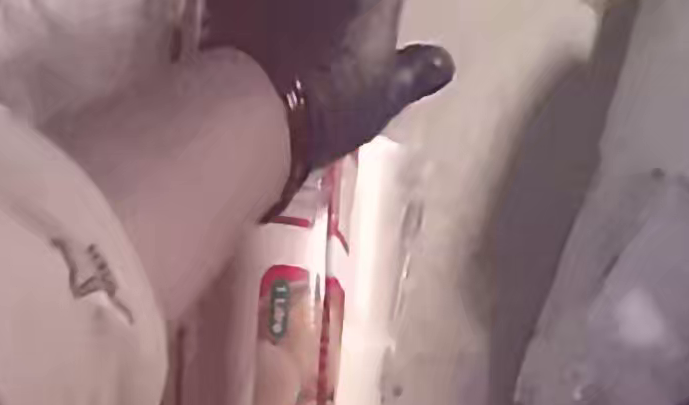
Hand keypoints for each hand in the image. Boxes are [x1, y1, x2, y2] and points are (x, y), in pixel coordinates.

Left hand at [205, 0, 453, 169]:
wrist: (255, 110)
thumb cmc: (329, 106)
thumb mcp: (382, 98)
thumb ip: (414, 73)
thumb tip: (444, 65)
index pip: (385, 0)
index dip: (383, 11)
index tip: (380, 22)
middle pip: (349, 3)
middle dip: (346, 15)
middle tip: (339, 33)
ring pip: (299, 3)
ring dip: (300, 13)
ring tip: (298, 29)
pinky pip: (244, 1)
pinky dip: (254, 10)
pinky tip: (260, 24)